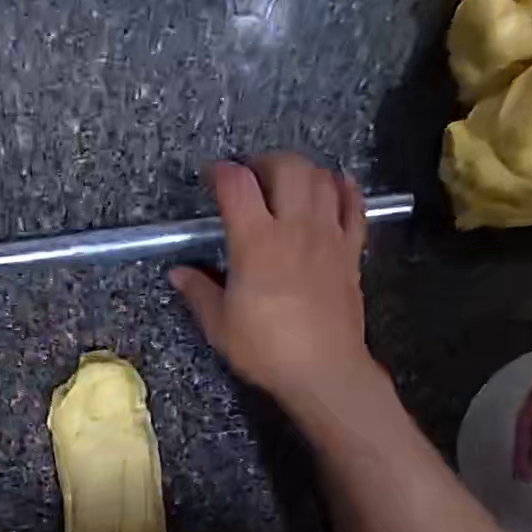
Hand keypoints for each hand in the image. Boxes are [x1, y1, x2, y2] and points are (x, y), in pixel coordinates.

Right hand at [170, 152, 374, 408]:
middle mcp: (294, 227)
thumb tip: (178, 273)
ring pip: (321, 178)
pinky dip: (343, 188)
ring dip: (301, 170)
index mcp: (256, 243)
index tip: (211, 176)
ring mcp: (328, 236)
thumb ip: (198, 292)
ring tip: (285, 183)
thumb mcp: (220, 326)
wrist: (324, 369)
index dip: (220, 172)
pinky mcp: (351, 251)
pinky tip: (333, 187)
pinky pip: (354, 205)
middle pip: (286, 166)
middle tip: (249, 177)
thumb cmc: (266, 349)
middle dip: (263, 162)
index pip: (236, 185)